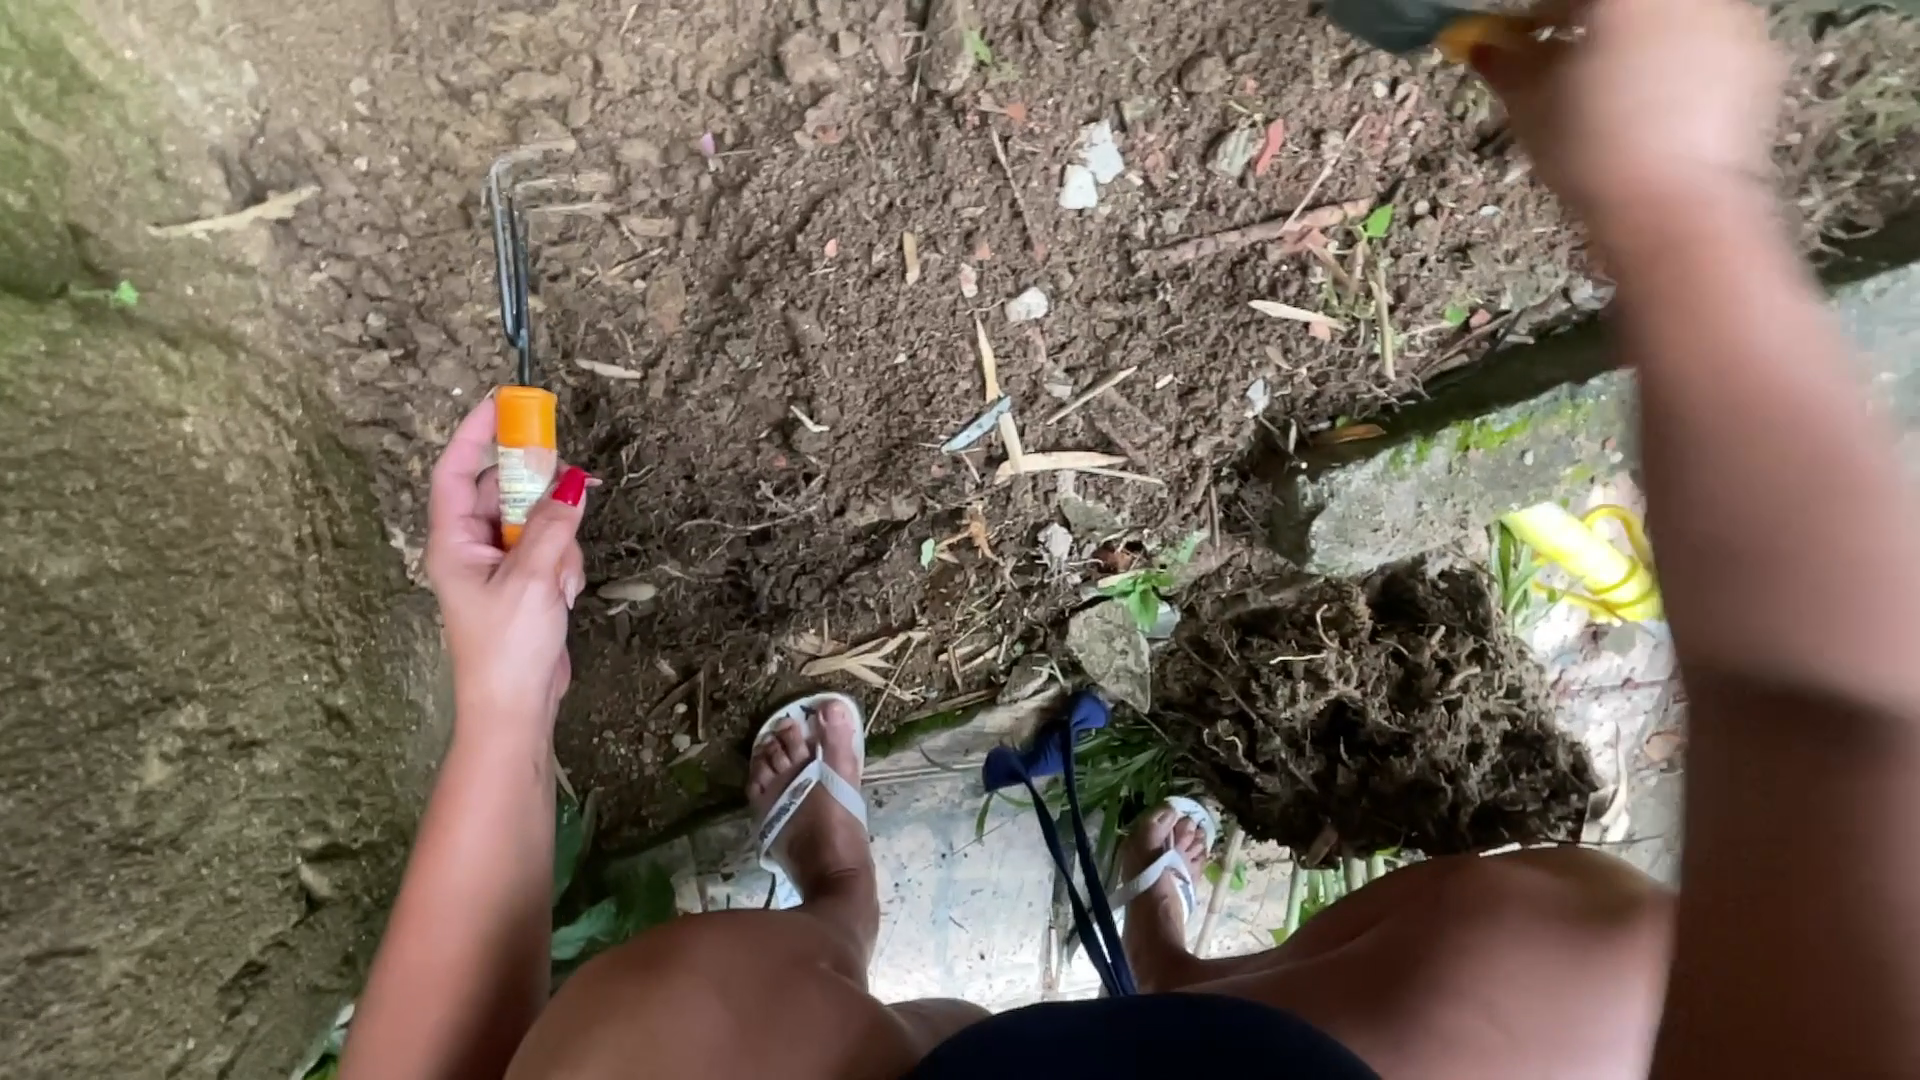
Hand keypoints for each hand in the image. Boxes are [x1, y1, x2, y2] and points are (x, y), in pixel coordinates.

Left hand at [425, 398, 588, 740]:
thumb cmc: (508, 645)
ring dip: (562, 542)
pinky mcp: (528, 582)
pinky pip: (554, 551)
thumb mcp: (533, 579)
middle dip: (542, 496)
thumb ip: (554, 526)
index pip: (458, 473)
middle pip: (508, 495)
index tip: (504, 404)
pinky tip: (565, 594)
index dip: (476, 435)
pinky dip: (567, 564)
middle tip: (574, 484)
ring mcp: (503, 565)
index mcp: (454, 542)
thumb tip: (574, 481)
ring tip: (561, 582)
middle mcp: (474, 547)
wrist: (517, 703)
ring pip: (541, 523)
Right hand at [1474, 0, 1784, 237]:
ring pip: (1662, 21)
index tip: (1518, 38)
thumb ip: (1506, 66)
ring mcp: (1729, 16)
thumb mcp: (1529, 108)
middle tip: (1558, 68)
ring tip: (1602, 98)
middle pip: (1621, 4)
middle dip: (1586, 27)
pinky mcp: (1756, 53)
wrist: (1670, 200)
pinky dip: (1667, 67)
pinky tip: (1644, 114)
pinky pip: (1698, 46)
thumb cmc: (1587, 148)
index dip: (1538, 13)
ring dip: (1627, 46)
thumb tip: (1484, 48)